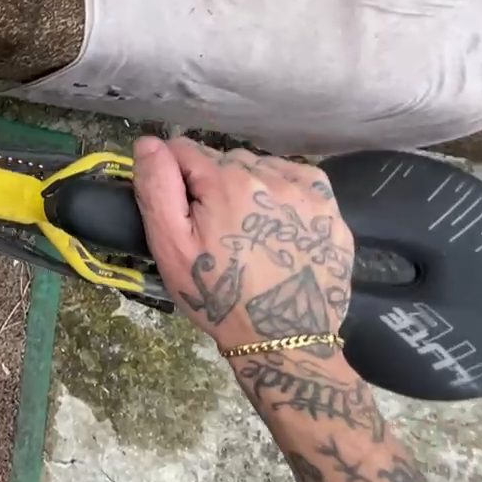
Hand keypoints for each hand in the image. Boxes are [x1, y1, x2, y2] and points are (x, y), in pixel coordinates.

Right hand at [130, 136, 353, 355]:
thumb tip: (149, 142)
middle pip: (220, 157)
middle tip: (208, 224)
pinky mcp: (331, 210)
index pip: (181, 149)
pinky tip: (272, 217)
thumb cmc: (216, 291)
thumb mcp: (169, 242)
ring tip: (240, 225)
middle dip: (207, 180)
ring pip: (255, 165)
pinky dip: (277, 187)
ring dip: (241, 183)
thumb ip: (156, 185)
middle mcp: (270, 177)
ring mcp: (307, 193)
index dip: (171, 176)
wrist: (284, 339)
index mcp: (227, 181)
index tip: (179, 210)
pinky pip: (292, 176)